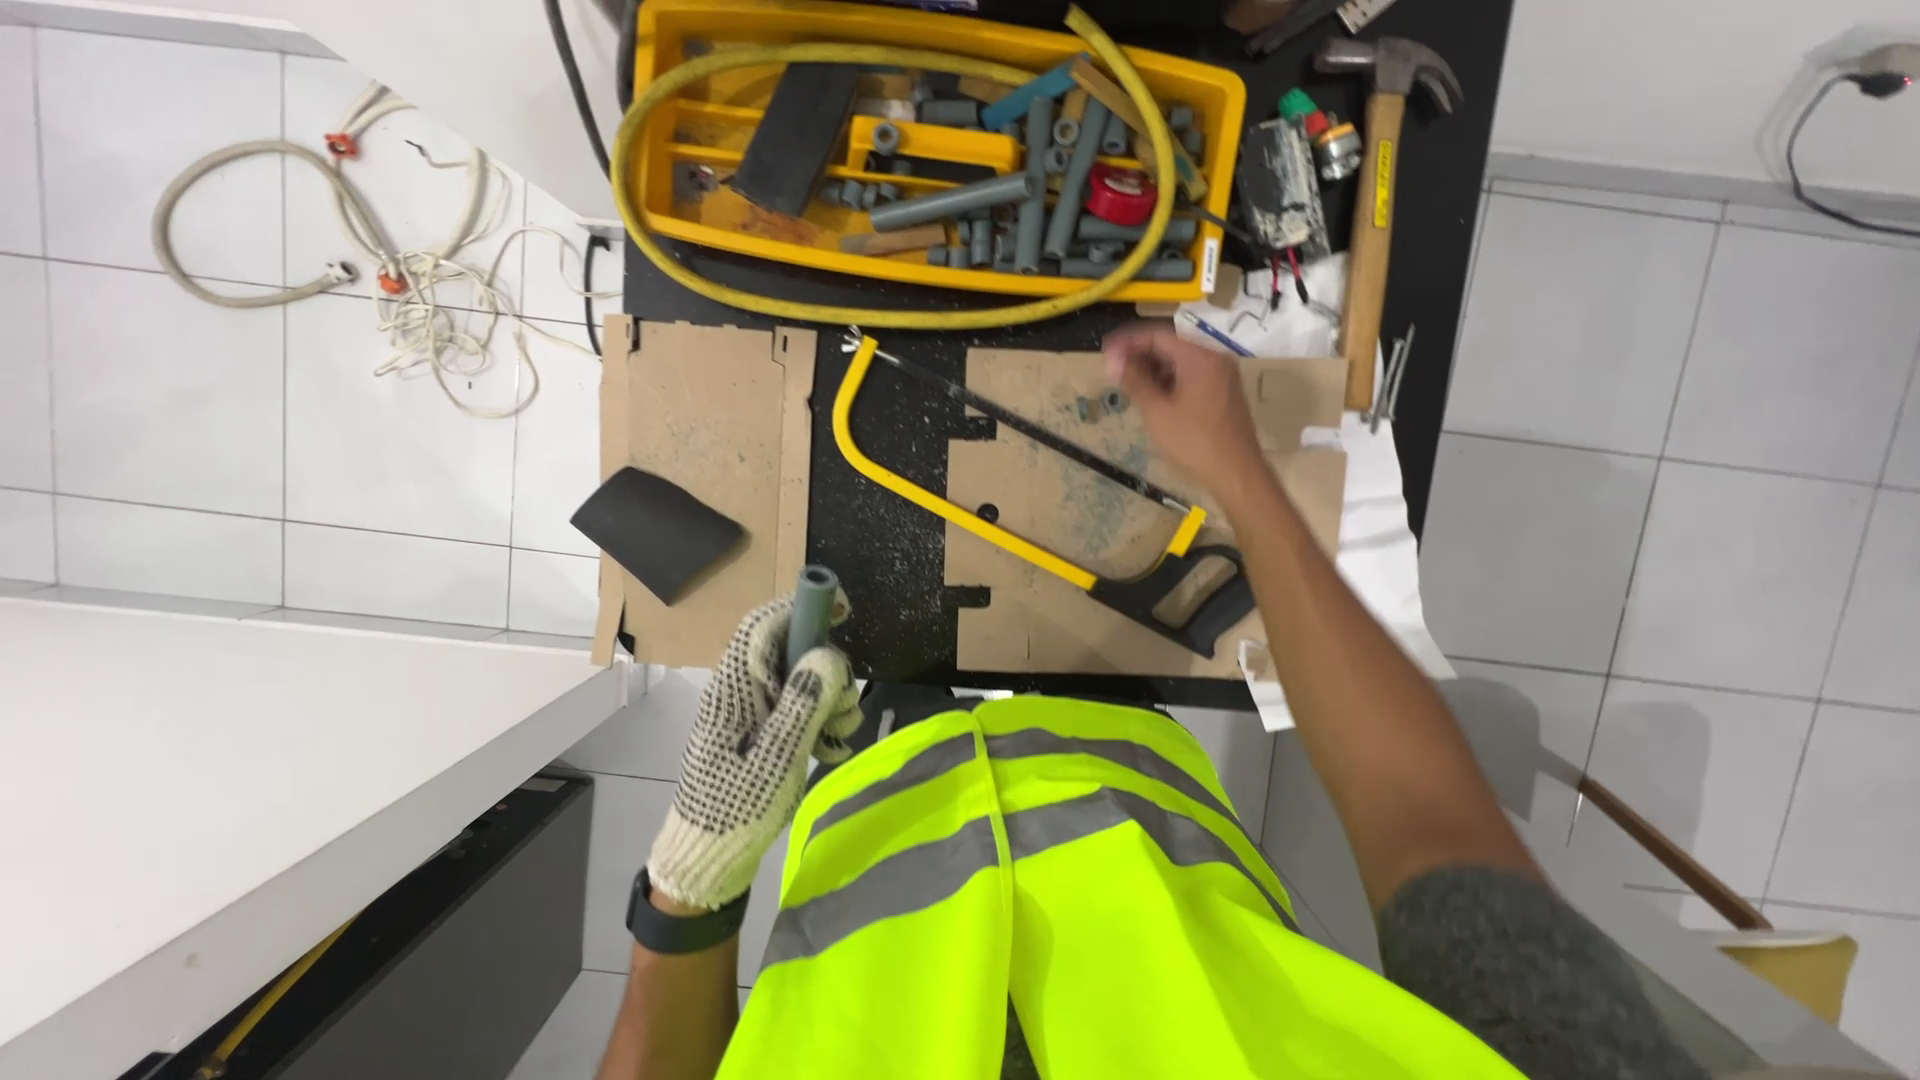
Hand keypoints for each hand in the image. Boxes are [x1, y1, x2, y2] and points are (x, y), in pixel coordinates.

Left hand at [646, 597, 860, 909]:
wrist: (707, 858)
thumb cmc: (736, 806)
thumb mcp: (777, 757)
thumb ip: (804, 702)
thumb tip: (828, 654)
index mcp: (734, 688)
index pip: (764, 625)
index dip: (801, 608)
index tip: (843, 612)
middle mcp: (742, 691)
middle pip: (793, 652)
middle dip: (829, 672)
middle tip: (846, 709)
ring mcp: (751, 712)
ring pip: (802, 681)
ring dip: (830, 702)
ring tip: (839, 738)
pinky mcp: (761, 732)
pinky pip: (798, 710)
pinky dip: (820, 724)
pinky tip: (829, 751)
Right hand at [1103, 322, 1265, 498]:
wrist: (1236, 472)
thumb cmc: (1193, 442)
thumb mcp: (1157, 411)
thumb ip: (1135, 381)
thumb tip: (1114, 359)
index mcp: (1199, 358)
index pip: (1158, 336)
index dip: (1128, 341)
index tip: (1106, 351)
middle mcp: (1214, 359)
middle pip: (1171, 346)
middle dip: (1140, 355)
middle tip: (1114, 369)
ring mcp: (1222, 375)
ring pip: (1182, 362)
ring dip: (1154, 369)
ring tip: (1129, 383)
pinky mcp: (1225, 391)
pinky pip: (1193, 375)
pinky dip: (1170, 380)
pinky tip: (1153, 395)